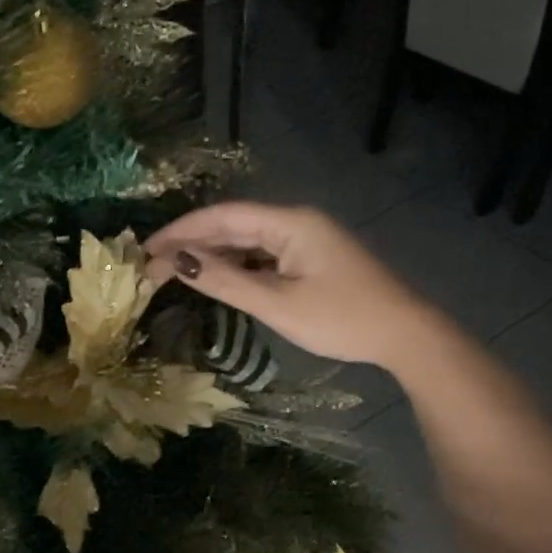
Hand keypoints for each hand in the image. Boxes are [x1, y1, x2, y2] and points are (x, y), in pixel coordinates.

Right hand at [144, 202, 435, 368]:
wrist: (405, 336)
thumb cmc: (341, 319)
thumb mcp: (277, 303)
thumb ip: (225, 281)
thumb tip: (177, 262)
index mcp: (289, 223)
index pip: (222, 216)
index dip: (180, 230)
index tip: (146, 249)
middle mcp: (294, 222)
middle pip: (231, 225)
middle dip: (190, 242)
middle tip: (151, 264)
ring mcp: (303, 240)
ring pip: (245, 240)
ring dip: (210, 253)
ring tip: (172, 270)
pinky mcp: (309, 259)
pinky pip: (261, 254)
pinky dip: (233, 264)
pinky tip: (212, 276)